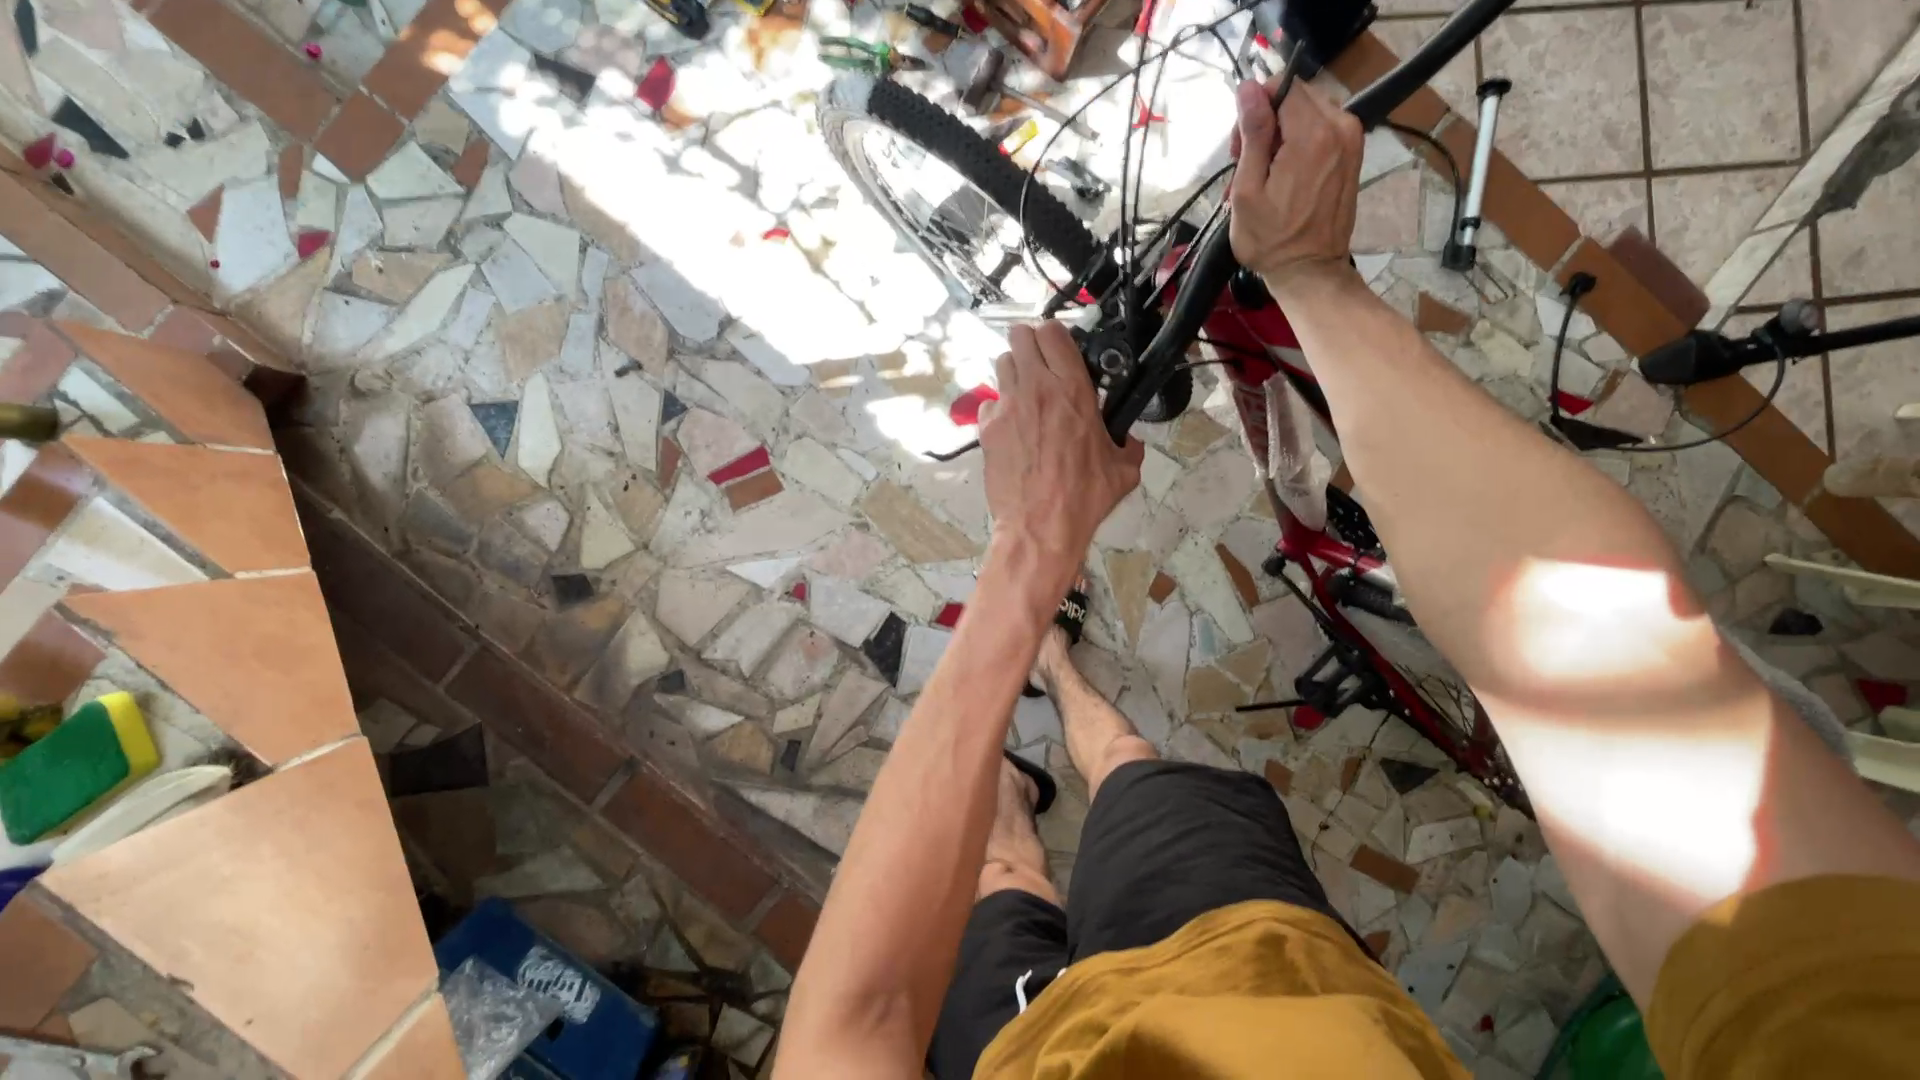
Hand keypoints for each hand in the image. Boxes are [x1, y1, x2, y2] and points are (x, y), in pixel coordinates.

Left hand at [979, 322, 1142, 577]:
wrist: (1040, 526)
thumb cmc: (1082, 498)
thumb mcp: (1123, 469)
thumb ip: (1128, 445)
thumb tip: (1129, 442)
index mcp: (1073, 390)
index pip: (1054, 333)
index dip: (1056, 335)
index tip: (1061, 347)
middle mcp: (1037, 390)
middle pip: (1020, 336)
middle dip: (1030, 343)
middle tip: (1041, 362)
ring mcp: (1007, 407)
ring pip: (1002, 363)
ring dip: (1015, 371)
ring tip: (1027, 394)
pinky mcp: (988, 428)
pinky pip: (990, 403)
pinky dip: (1000, 408)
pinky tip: (1012, 428)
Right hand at [1227, 76, 1363, 290]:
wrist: (1309, 271)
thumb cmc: (1271, 240)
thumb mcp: (1248, 189)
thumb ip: (1253, 133)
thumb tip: (1249, 87)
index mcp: (1313, 134)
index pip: (1282, 86)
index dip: (1254, 109)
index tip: (1240, 146)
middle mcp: (1340, 127)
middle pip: (1296, 96)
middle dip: (1267, 121)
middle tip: (1248, 163)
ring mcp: (1351, 139)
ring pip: (1307, 111)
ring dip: (1281, 133)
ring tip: (1265, 173)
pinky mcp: (1352, 152)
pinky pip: (1321, 128)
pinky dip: (1298, 143)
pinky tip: (1284, 174)